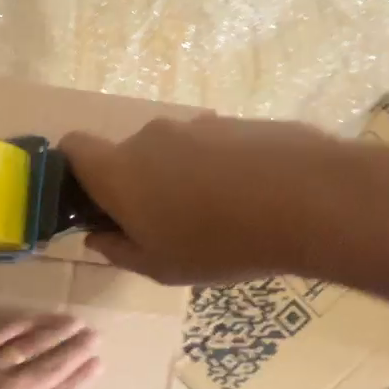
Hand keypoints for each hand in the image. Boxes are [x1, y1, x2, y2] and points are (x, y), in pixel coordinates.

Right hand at [60, 116, 348, 283]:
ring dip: (177, 177)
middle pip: (126, 155)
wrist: (317, 200)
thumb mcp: (158, 266)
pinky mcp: (242, 123)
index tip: (89, 202)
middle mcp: (150, 138)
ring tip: (212, 215)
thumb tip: (98, 235)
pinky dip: (217, 170)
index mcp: (117, 171)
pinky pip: (213, 148)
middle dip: (134, 184)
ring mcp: (198, 125)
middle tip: (157, 222)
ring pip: (171, 152)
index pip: (71, 148)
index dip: (72, 170)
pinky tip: (247, 201)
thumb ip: (117, 250)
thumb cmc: (218, 242)